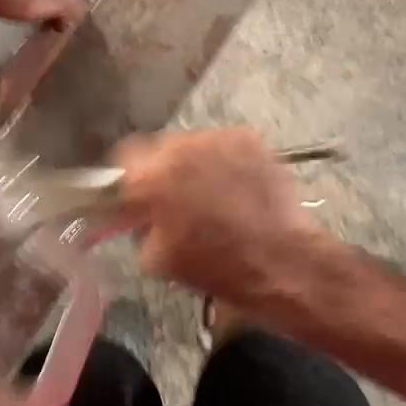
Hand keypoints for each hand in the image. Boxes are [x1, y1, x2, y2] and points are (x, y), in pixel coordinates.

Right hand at [113, 127, 330, 308]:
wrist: (283, 261)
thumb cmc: (217, 267)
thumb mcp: (158, 258)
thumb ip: (138, 227)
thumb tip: (138, 216)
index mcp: (151, 176)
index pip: (123, 156)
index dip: (127, 176)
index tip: (135, 193)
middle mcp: (179, 147)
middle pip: (158, 147)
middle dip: (162, 168)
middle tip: (175, 196)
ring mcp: (216, 138)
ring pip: (193, 144)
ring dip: (194, 163)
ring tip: (211, 192)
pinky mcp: (248, 138)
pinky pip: (224, 145)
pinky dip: (224, 161)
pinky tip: (236, 186)